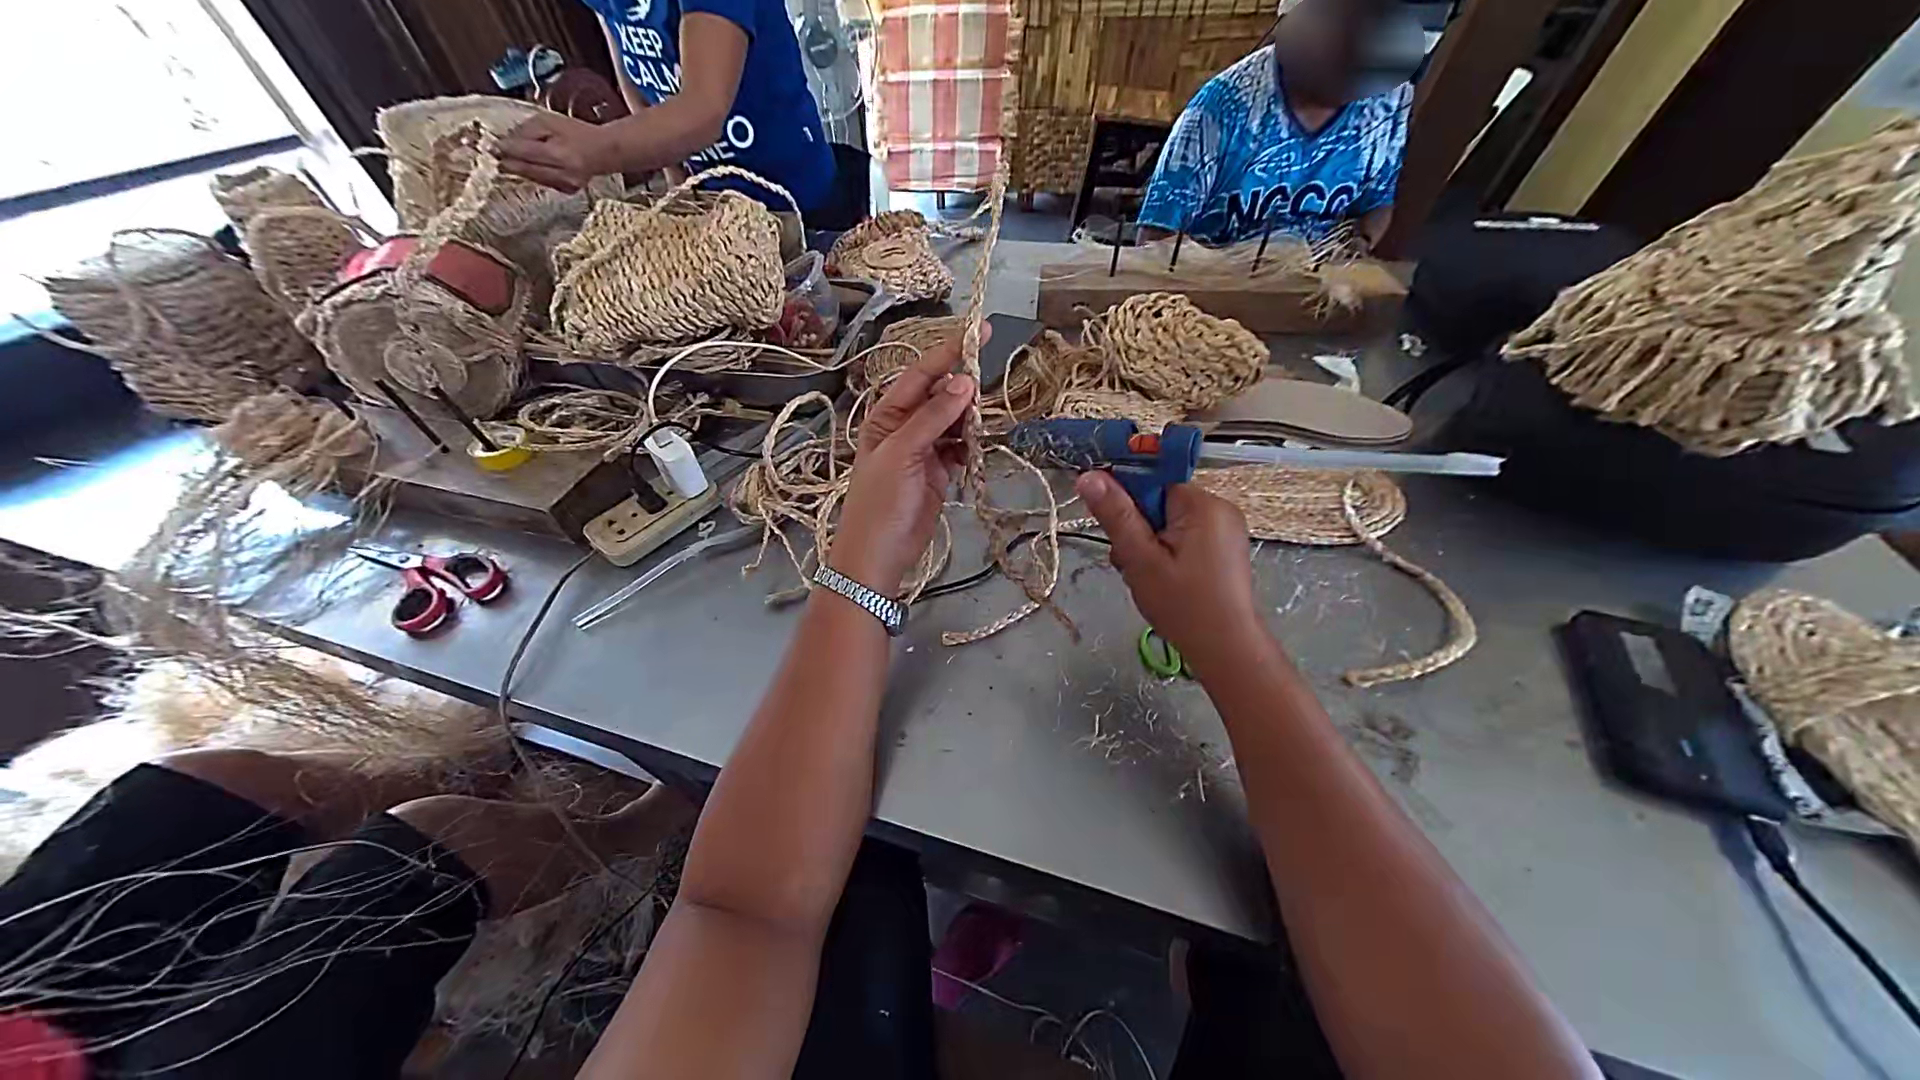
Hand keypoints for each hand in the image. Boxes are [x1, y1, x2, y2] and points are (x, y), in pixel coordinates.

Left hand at [496, 114, 620, 192]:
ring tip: (504, 163)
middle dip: (508, 162)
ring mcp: (567, 185)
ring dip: (518, 170)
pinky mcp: (568, 190)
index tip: (490, 146)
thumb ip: (527, 130)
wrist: (603, 151)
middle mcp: (564, 174)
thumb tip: (507, 141)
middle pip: (527, 169)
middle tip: (492, 156)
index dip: (505, 149)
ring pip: (534, 178)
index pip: (525, 153)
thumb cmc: (576, 133)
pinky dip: (533, 175)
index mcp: (559, 154)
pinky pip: (544, 182)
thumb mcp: (548, 121)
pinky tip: (526, 168)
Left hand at [830, 327, 986, 594]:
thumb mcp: (903, 453)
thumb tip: (965, 381)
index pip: (923, 374)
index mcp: (888, 414)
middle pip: (943, 395)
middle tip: (984, 399)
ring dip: (971, 421)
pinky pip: (962, 447)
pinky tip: (976, 450)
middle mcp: (906, 426)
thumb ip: (934, 417)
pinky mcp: (940, 470)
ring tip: (979, 430)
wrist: (879, 554)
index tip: (981, 331)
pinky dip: (971, 446)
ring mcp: (925, 449)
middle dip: (964, 392)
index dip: (951, 351)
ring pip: (956, 421)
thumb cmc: (880, 501)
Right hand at [1077, 473, 1265, 674]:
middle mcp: (1218, 508)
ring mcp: (1225, 530)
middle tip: (1131, 562)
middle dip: (1137, 528)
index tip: (1112, 525)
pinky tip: (1161, 579)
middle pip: (1159, 501)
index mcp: (1202, 504)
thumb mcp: (1140, 558)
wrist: (1226, 649)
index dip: (1127, 498)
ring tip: (1146, 576)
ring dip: (1148, 544)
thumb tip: (1088, 475)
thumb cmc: (1182, 604)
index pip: (1153, 480)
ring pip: (1168, 522)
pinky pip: (1184, 537)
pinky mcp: (1224, 549)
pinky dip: (1166, 553)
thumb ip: (1115, 514)